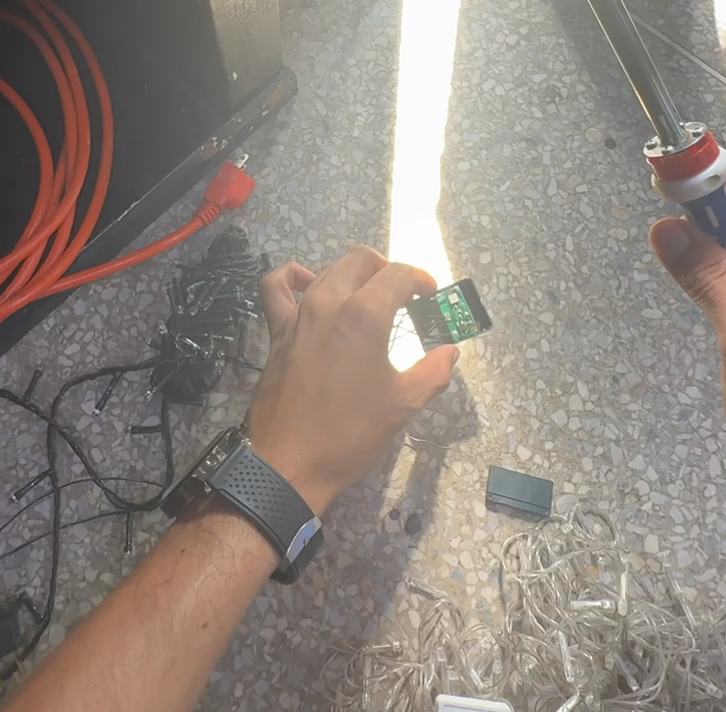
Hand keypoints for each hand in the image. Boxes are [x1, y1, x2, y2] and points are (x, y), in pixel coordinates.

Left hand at [244, 247, 458, 513]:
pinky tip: (307, 286)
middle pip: (360, 260)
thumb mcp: (402, 405)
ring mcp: (298, 313)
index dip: (420, 279)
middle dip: (387, 269)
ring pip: (326, 270)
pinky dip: (292, 278)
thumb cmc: (350, 433)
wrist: (289, 464)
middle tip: (403, 295)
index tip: (430, 295)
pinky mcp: (277, 330)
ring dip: (352, 275)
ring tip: (366, 297)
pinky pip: (276, 288)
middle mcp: (329, 302)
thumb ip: (433, 372)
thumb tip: (450, 352)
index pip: (398, 275)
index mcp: (364, 315)